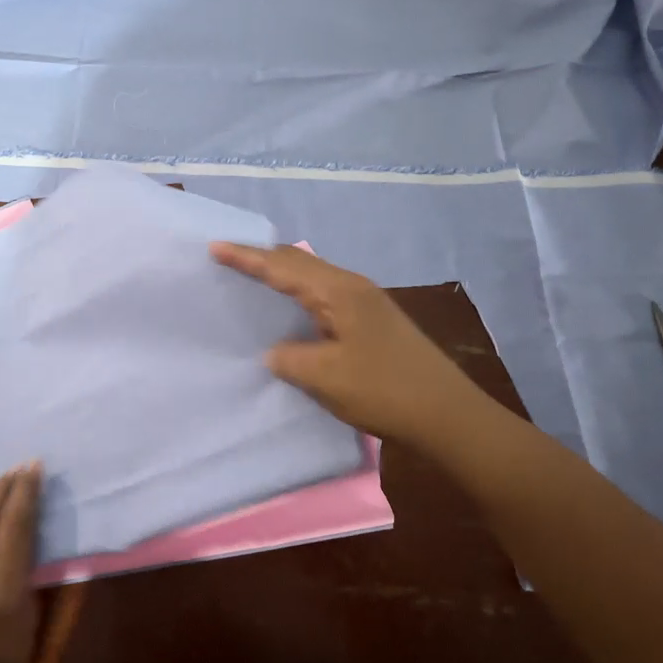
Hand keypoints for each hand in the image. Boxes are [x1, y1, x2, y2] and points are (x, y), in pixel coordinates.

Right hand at [210, 243, 479, 441]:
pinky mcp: (372, 321)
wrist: (449, 415)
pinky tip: (290, 310)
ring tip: (250, 279)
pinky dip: (298, 294)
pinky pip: (324, 295)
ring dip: (281, 275)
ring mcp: (366, 303)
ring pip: (312, 277)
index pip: (281, 266)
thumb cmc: (384, 390)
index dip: (246, 257)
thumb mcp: (326, 377)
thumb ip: (290, 358)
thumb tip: (273, 352)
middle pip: (298, 263)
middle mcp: (352, 287)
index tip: (213, 247)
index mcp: (338, 291)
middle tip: (226, 258)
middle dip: (261, 258)